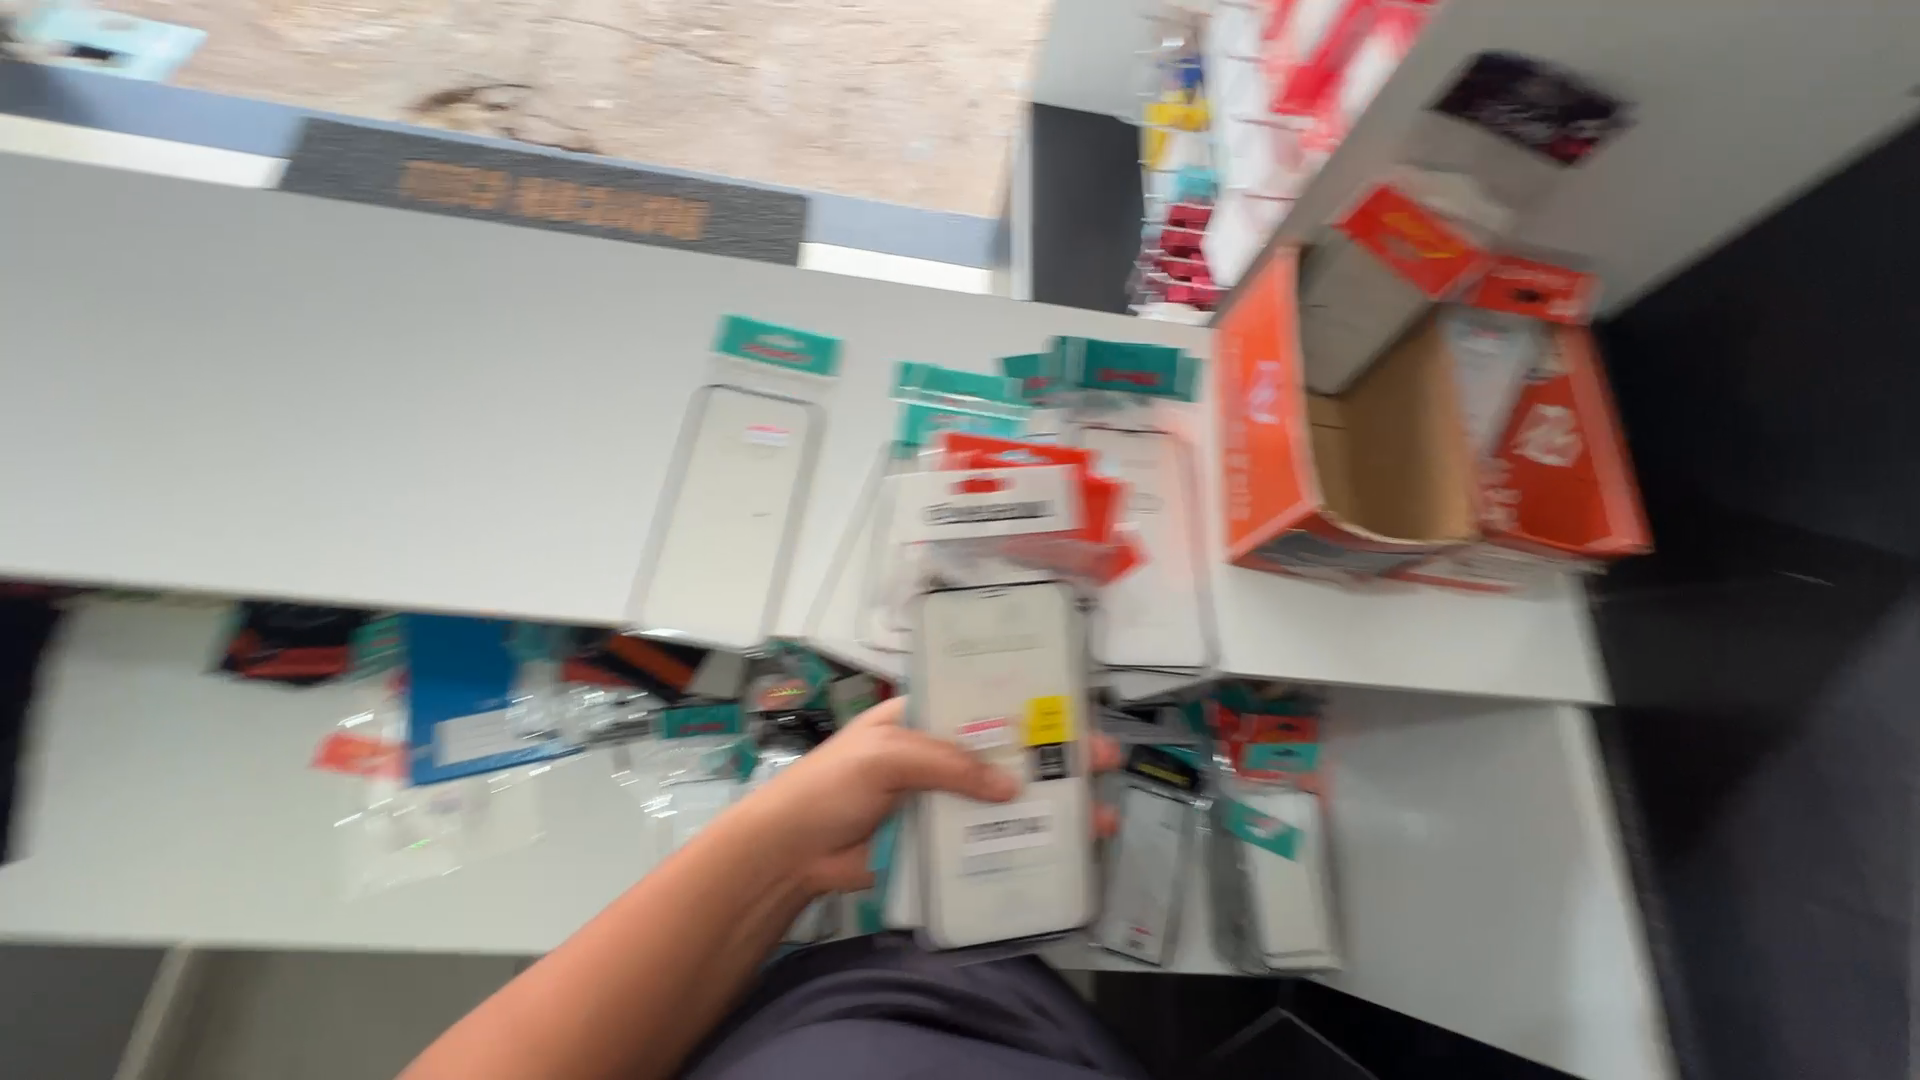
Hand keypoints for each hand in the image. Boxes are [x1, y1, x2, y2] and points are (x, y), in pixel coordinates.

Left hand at [730, 697, 1121, 895]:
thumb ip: (948, 764)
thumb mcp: (888, 755)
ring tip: (1099, 817)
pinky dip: (1024, 842)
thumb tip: (1012, 786)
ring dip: (1052, 804)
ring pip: (1008, 798)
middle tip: (1107, 762)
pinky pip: (989, 839)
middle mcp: (944, 754)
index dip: (1033, 706)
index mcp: (928, 717)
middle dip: (1058, 756)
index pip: (989, 703)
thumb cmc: (832, 784)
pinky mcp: (944, 843)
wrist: (793, 852)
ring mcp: (946, 800)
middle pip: (1010, 751)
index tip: (1076, 711)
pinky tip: (1062, 852)